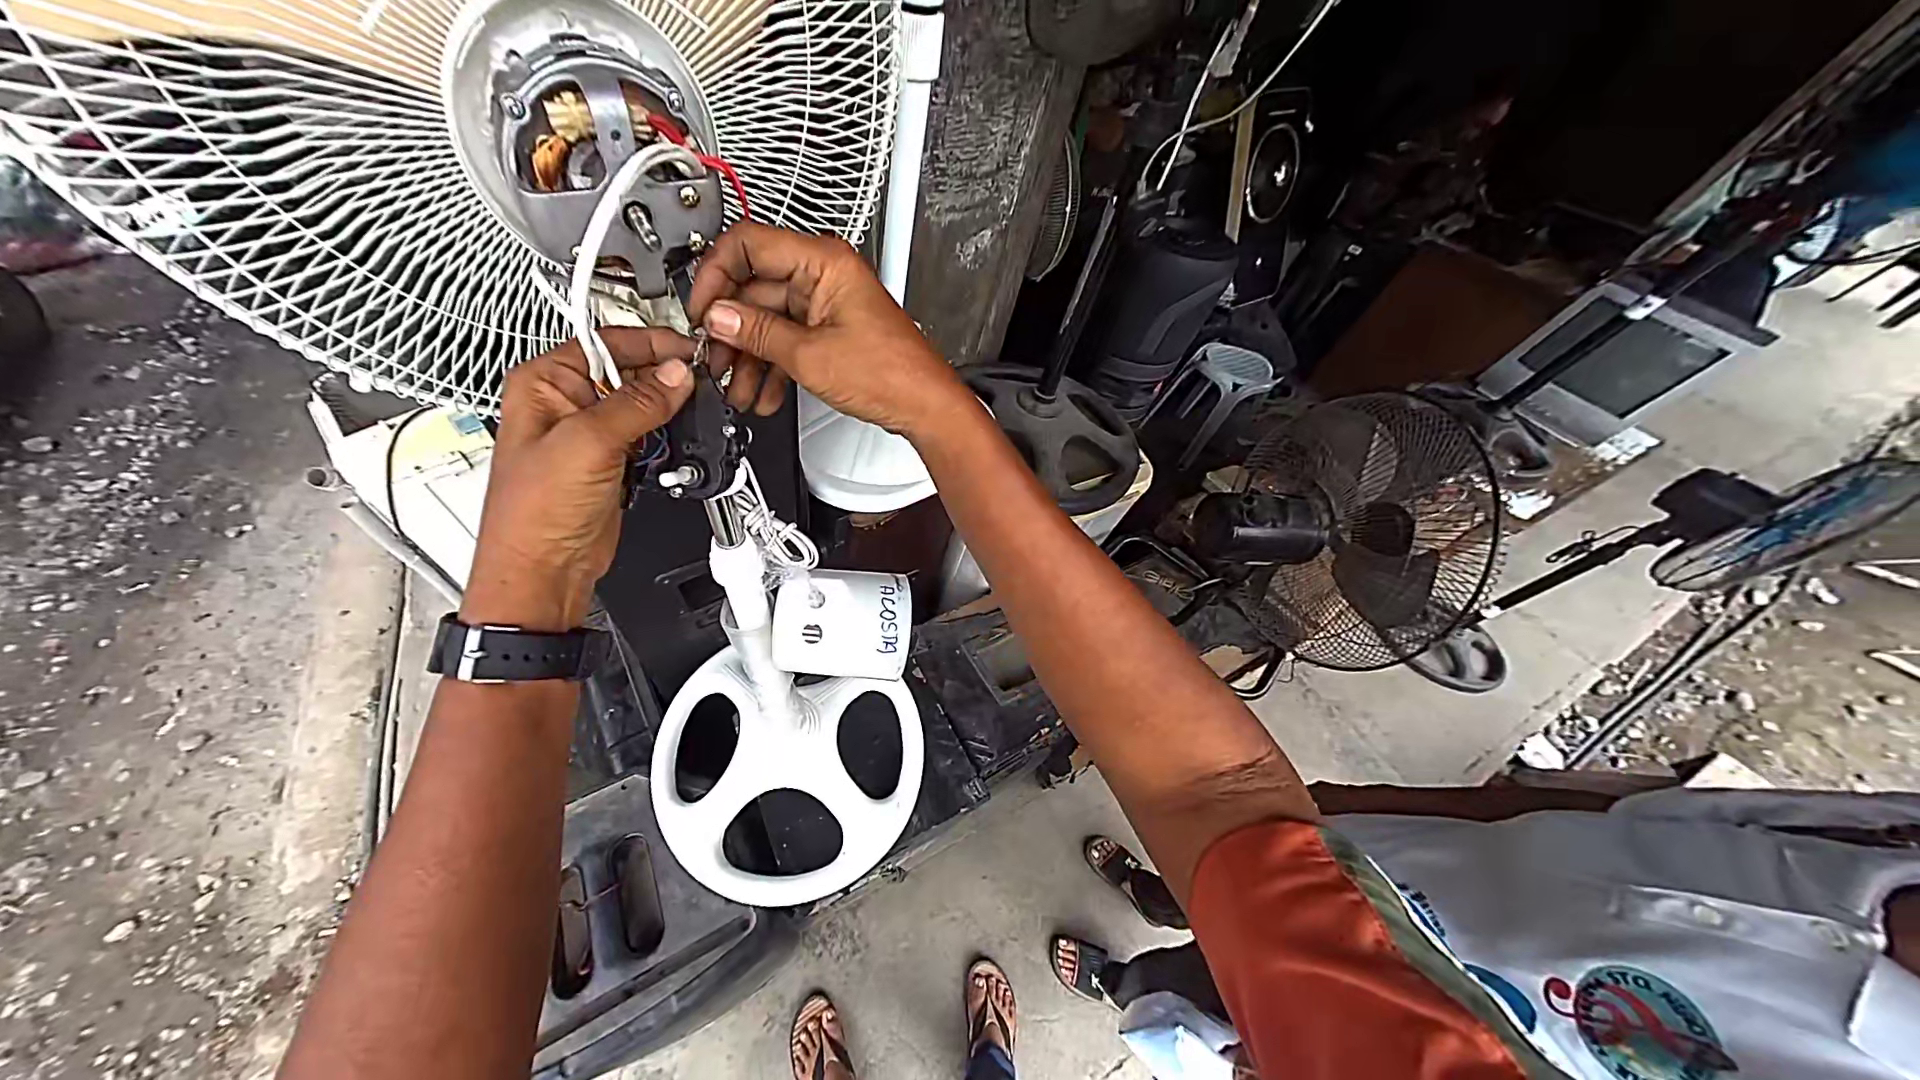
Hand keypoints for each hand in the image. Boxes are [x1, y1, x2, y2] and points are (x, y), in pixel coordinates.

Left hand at [461, 329, 694, 631]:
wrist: (547, 568)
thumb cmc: (535, 512)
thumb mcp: (590, 443)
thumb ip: (638, 403)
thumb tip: (676, 375)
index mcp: (545, 384)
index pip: (606, 342)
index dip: (650, 344)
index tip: (688, 351)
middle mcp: (568, 404)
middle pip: (630, 372)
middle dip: (666, 378)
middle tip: (699, 384)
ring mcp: (593, 434)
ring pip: (645, 405)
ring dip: (670, 410)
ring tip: (691, 414)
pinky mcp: (615, 460)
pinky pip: (651, 435)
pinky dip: (669, 437)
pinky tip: (677, 441)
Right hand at [686, 221, 970, 435]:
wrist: (924, 406)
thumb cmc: (892, 375)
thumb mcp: (810, 356)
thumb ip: (758, 333)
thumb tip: (718, 317)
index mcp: (824, 262)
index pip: (747, 245)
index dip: (715, 276)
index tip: (701, 309)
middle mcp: (826, 276)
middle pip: (755, 288)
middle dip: (732, 329)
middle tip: (715, 357)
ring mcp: (828, 304)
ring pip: (769, 320)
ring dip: (749, 355)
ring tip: (738, 386)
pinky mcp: (831, 330)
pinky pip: (788, 338)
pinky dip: (772, 364)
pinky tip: (762, 391)